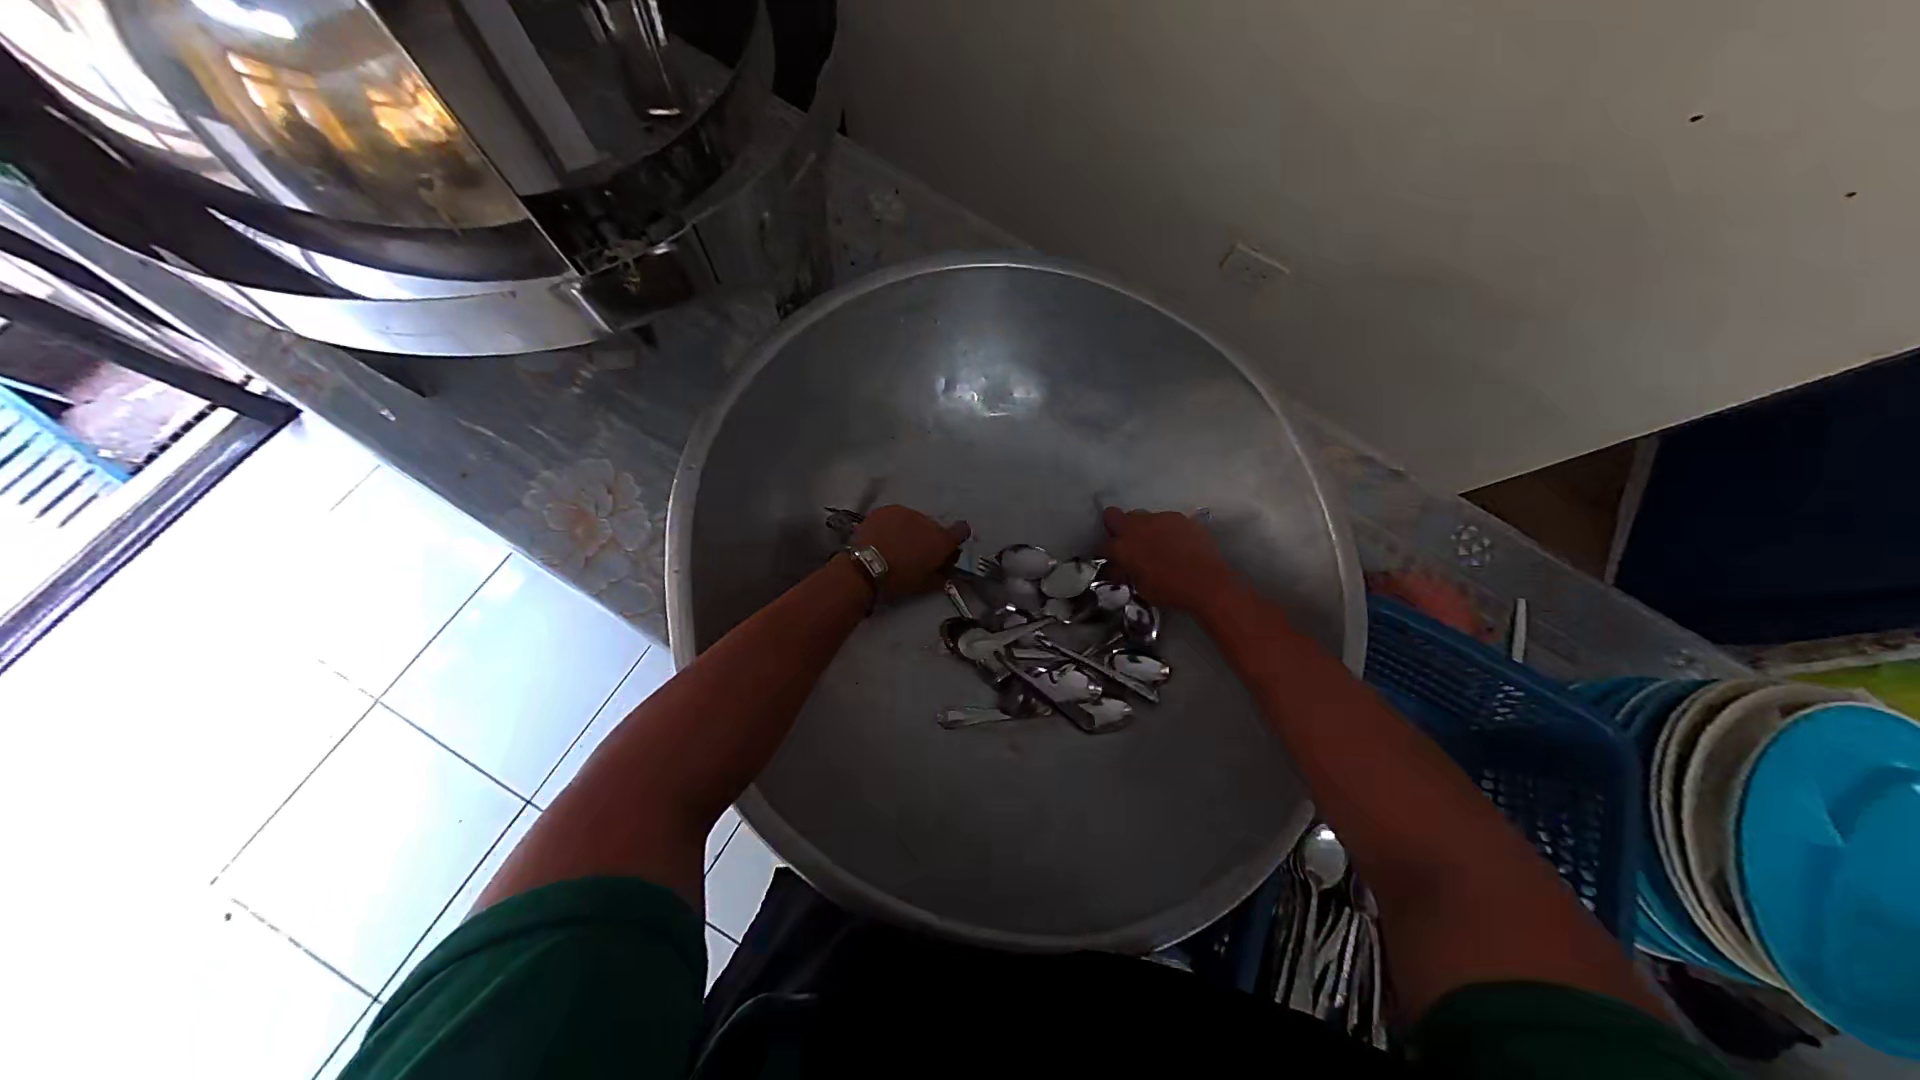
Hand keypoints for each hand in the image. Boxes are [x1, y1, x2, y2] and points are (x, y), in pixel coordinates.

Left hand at [853, 505, 970, 596]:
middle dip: (928, 537)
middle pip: (934, 527)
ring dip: (910, 529)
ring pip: (913, 520)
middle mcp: (927, 521)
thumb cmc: (899, 579)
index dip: (957, 537)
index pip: (961, 530)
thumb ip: (941, 576)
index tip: (949, 546)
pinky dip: (893, 525)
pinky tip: (883, 536)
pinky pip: (895, 516)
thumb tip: (946, 572)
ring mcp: (905, 512)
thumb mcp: (924, 584)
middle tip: (916, 552)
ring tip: (896, 544)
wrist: (865, 567)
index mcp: (941, 540)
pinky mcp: (886, 509)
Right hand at [1101, 507, 1236, 611]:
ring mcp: (1159, 518)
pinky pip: (1165, 520)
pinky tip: (1176, 544)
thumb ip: (1125, 572)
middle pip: (1114, 516)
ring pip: (1142, 516)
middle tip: (1129, 544)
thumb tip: (1118, 568)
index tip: (1111, 559)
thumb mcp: (1140, 587)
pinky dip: (1165, 529)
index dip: (1105, 552)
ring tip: (1157, 544)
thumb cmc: (1169, 590)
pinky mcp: (1179, 517)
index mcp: (1121, 546)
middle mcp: (1135, 526)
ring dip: (1143, 528)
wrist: (1207, 582)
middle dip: (1117, 527)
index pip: (1102, 544)